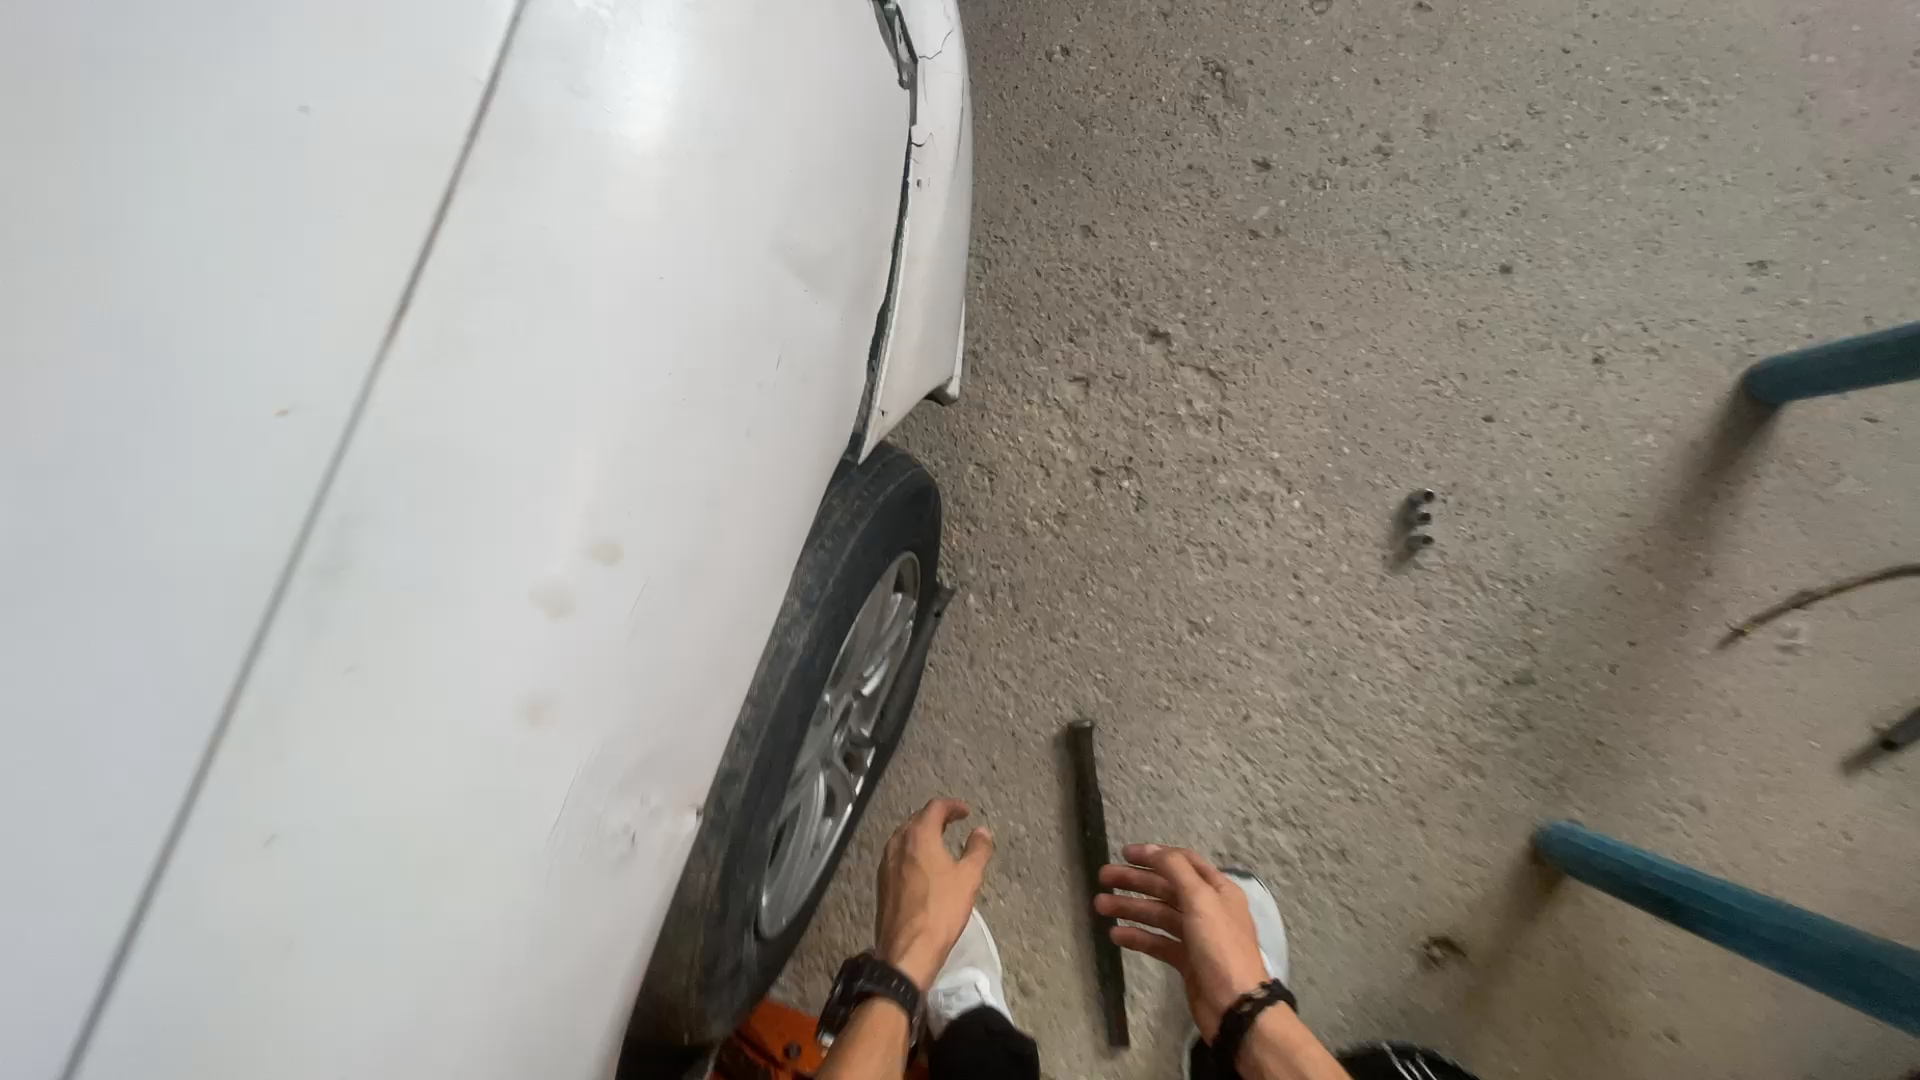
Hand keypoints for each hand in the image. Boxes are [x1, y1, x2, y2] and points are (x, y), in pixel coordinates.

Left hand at [873, 797, 993, 989]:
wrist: (906, 950)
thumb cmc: (941, 910)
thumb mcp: (968, 878)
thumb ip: (978, 849)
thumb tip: (981, 830)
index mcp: (919, 835)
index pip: (935, 807)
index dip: (953, 806)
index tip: (966, 812)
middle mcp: (898, 843)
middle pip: (917, 819)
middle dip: (936, 818)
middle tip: (954, 824)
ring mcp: (886, 863)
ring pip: (904, 836)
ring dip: (922, 834)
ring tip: (939, 842)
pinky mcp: (882, 882)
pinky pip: (897, 855)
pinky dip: (912, 851)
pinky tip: (922, 866)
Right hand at [1095, 844, 1269, 1040]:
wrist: (1236, 1006)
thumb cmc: (1220, 946)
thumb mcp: (1200, 899)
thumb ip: (1175, 869)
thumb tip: (1152, 849)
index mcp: (1216, 889)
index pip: (1182, 861)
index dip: (1153, 855)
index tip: (1124, 853)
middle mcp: (1207, 908)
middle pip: (1165, 887)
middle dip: (1134, 881)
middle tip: (1103, 877)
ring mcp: (1196, 935)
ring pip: (1158, 914)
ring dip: (1130, 908)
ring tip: (1100, 906)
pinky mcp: (1186, 960)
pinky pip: (1158, 942)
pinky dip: (1137, 937)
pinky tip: (1116, 935)